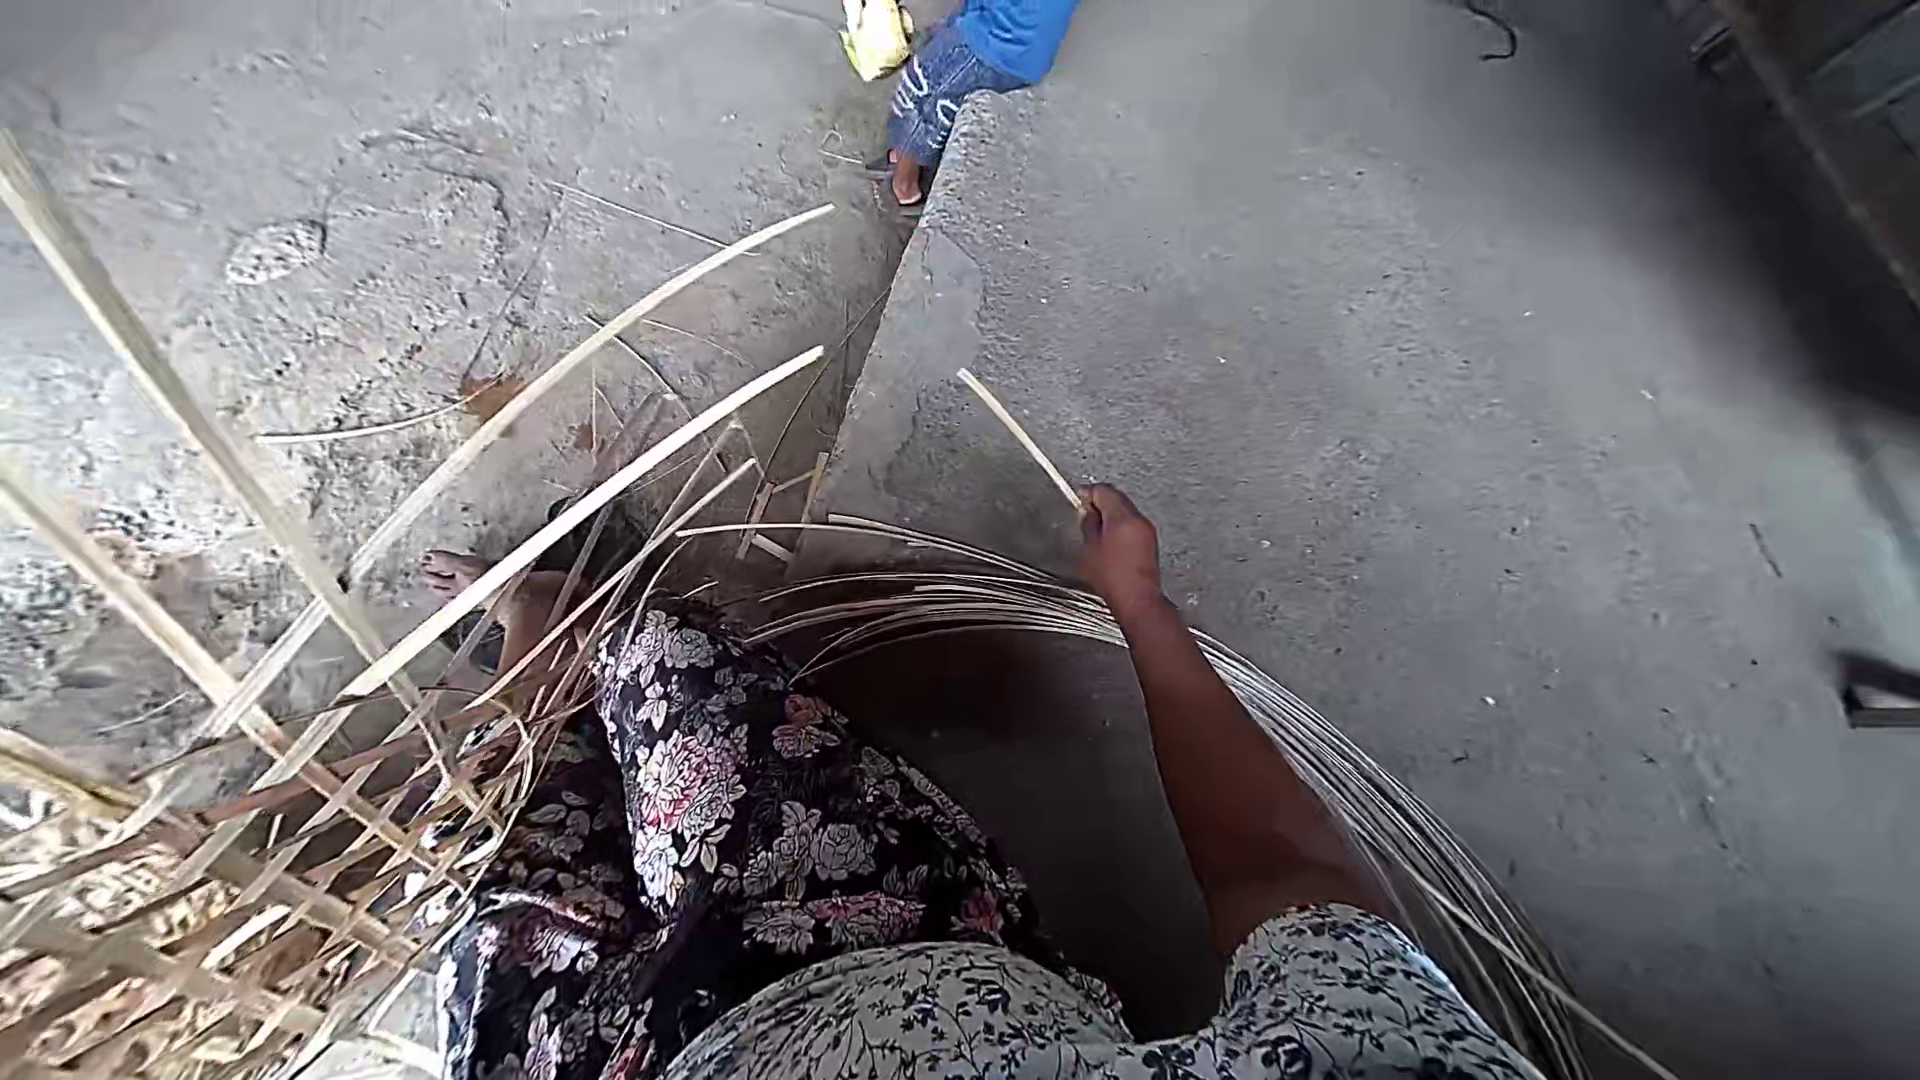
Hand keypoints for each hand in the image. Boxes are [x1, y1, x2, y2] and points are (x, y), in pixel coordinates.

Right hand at [1077, 484, 1163, 616]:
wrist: (1136, 599)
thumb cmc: (1113, 578)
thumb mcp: (1089, 550)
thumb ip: (1088, 526)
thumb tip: (1089, 514)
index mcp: (1122, 518)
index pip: (1105, 491)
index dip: (1089, 492)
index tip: (1080, 497)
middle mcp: (1138, 520)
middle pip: (1117, 498)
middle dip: (1100, 502)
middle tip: (1086, 511)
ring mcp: (1147, 530)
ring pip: (1126, 511)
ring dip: (1110, 514)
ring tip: (1096, 529)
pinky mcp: (1149, 542)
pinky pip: (1132, 524)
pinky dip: (1119, 525)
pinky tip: (1109, 540)